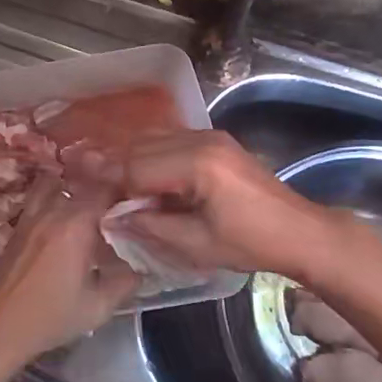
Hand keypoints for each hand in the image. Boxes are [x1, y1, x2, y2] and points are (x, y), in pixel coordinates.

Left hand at [0, 177, 139, 370]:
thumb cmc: (50, 318)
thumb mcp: (98, 307)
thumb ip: (126, 281)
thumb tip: (145, 265)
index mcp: (76, 225)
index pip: (108, 189)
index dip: (127, 191)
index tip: (140, 203)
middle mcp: (54, 210)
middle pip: (86, 183)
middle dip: (106, 190)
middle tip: (123, 208)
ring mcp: (34, 213)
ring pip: (62, 183)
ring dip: (79, 188)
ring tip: (94, 206)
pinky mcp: (21, 222)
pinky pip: (42, 194)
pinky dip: (58, 194)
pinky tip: (67, 215)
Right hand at [108, 130, 350, 282]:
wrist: (299, 231)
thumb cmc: (250, 243)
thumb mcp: (196, 244)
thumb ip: (150, 226)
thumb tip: (112, 217)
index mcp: (198, 164)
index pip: (137, 167)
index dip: (109, 181)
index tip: (82, 187)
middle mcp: (201, 140)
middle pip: (142, 147)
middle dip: (116, 167)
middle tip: (91, 184)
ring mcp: (210, 136)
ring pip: (154, 139)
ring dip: (133, 160)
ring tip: (115, 184)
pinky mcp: (216, 141)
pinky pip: (171, 141)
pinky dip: (152, 156)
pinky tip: (146, 177)